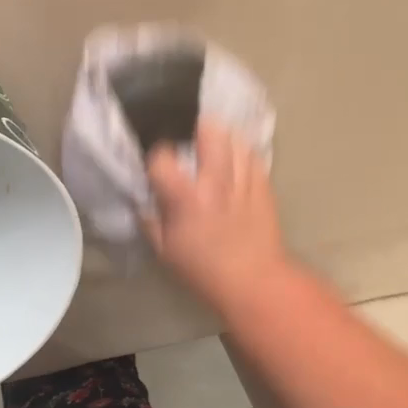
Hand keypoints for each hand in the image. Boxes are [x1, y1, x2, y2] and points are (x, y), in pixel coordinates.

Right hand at [144, 120, 291, 301]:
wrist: (254, 282)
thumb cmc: (204, 271)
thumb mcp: (165, 251)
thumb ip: (151, 221)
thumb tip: (143, 202)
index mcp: (186, 198)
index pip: (163, 157)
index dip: (157, 155)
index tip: (157, 163)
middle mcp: (215, 182)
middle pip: (209, 132)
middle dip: (196, 126)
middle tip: (189, 134)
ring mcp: (243, 181)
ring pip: (234, 139)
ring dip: (222, 137)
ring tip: (214, 142)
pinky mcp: (264, 185)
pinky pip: (253, 156)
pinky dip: (242, 152)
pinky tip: (235, 159)